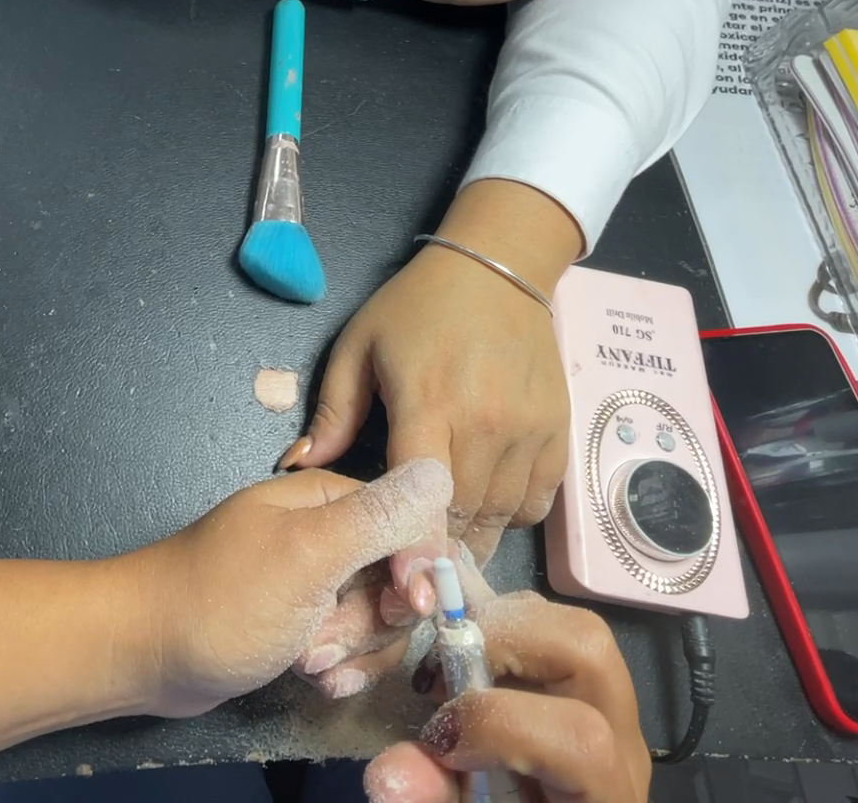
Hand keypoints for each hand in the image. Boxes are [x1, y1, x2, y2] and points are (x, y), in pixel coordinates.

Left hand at [125, 460, 450, 717]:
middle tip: (323, 634)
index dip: (419, 568)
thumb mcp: (306, 554)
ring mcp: (312, 577)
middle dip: (371, 620)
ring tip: (306, 658)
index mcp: (328, 499)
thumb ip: (376, 517)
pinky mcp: (301, 617)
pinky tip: (309, 674)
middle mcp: (324, 530)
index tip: (400, 605)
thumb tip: (437, 468)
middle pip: (398, 577)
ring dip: (350, 647)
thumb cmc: (223, 598)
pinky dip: (337, 663)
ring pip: (377, 616)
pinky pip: (349, 641)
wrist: (145, 649)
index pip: (412, 521)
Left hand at [281, 180, 577, 563]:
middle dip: (438, 548)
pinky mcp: (560, 432)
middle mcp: (487, 423)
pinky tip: (483, 505)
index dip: (413, 544)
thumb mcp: (359, 348)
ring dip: (472, 536)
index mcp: (429, 402)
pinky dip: (509, 515)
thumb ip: (333, 411)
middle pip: (464, 514)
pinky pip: (537, 500)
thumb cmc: (415, 309)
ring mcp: (531, 430)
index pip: (421, 491)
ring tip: (443, 543)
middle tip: (411, 567)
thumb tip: (298, 463)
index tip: (403, 586)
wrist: (495, 271)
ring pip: (503, 515)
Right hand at [363, 592, 650, 802]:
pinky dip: (502, 623)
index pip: (581, 741)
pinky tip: (467, 659)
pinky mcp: (585, 685)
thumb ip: (435, 799)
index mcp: (604, 797)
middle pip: (588, 651)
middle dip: (501, 640)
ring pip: (576, 626)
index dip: (497, 725)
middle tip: (445, 672)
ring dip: (501, 623)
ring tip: (453, 661)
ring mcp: (611, 710)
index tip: (439, 743)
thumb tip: (388, 772)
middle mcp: (623, 745)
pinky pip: (555, 625)